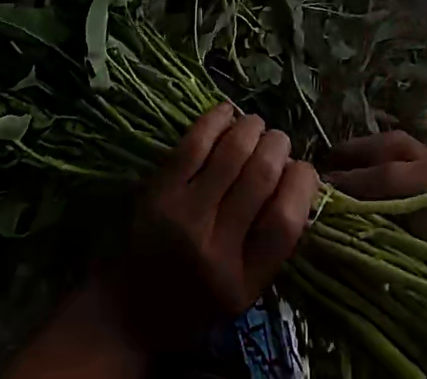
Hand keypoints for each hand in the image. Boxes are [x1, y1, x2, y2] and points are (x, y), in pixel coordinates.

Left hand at [106, 103, 319, 348]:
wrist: (124, 313)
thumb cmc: (193, 303)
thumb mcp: (245, 291)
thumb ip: (274, 241)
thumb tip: (298, 175)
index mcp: (244, 280)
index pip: (287, 218)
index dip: (302, 182)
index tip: (301, 170)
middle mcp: (215, 247)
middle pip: (263, 174)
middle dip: (278, 145)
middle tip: (277, 143)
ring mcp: (184, 214)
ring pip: (233, 150)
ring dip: (252, 127)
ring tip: (255, 127)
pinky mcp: (159, 190)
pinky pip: (196, 142)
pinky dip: (218, 119)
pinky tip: (228, 113)